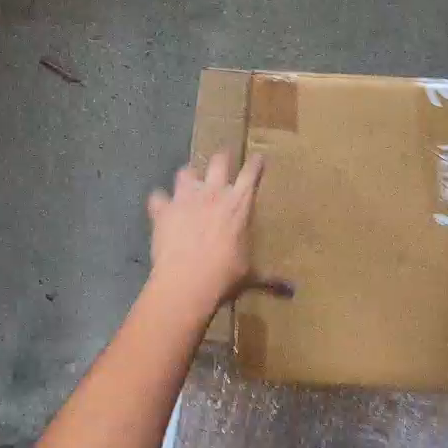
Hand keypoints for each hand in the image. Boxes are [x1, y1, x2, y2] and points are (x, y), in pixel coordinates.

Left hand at [145, 152, 286, 306]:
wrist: (187, 281)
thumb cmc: (225, 274)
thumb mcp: (250, 273)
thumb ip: (268, 276)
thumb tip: (290, 290)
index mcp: (239, 203)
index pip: (251, 173)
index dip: (255, 163)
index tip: (258, 157)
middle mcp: (213, 193)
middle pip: (219, 161)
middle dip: (222, 158)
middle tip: (223, 159)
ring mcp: (186, 198)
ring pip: (185, 172)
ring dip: (188, 176)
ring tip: (189, 182)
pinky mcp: (163, 210)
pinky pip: (157, 197)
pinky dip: (159, 201)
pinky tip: (160, 207)